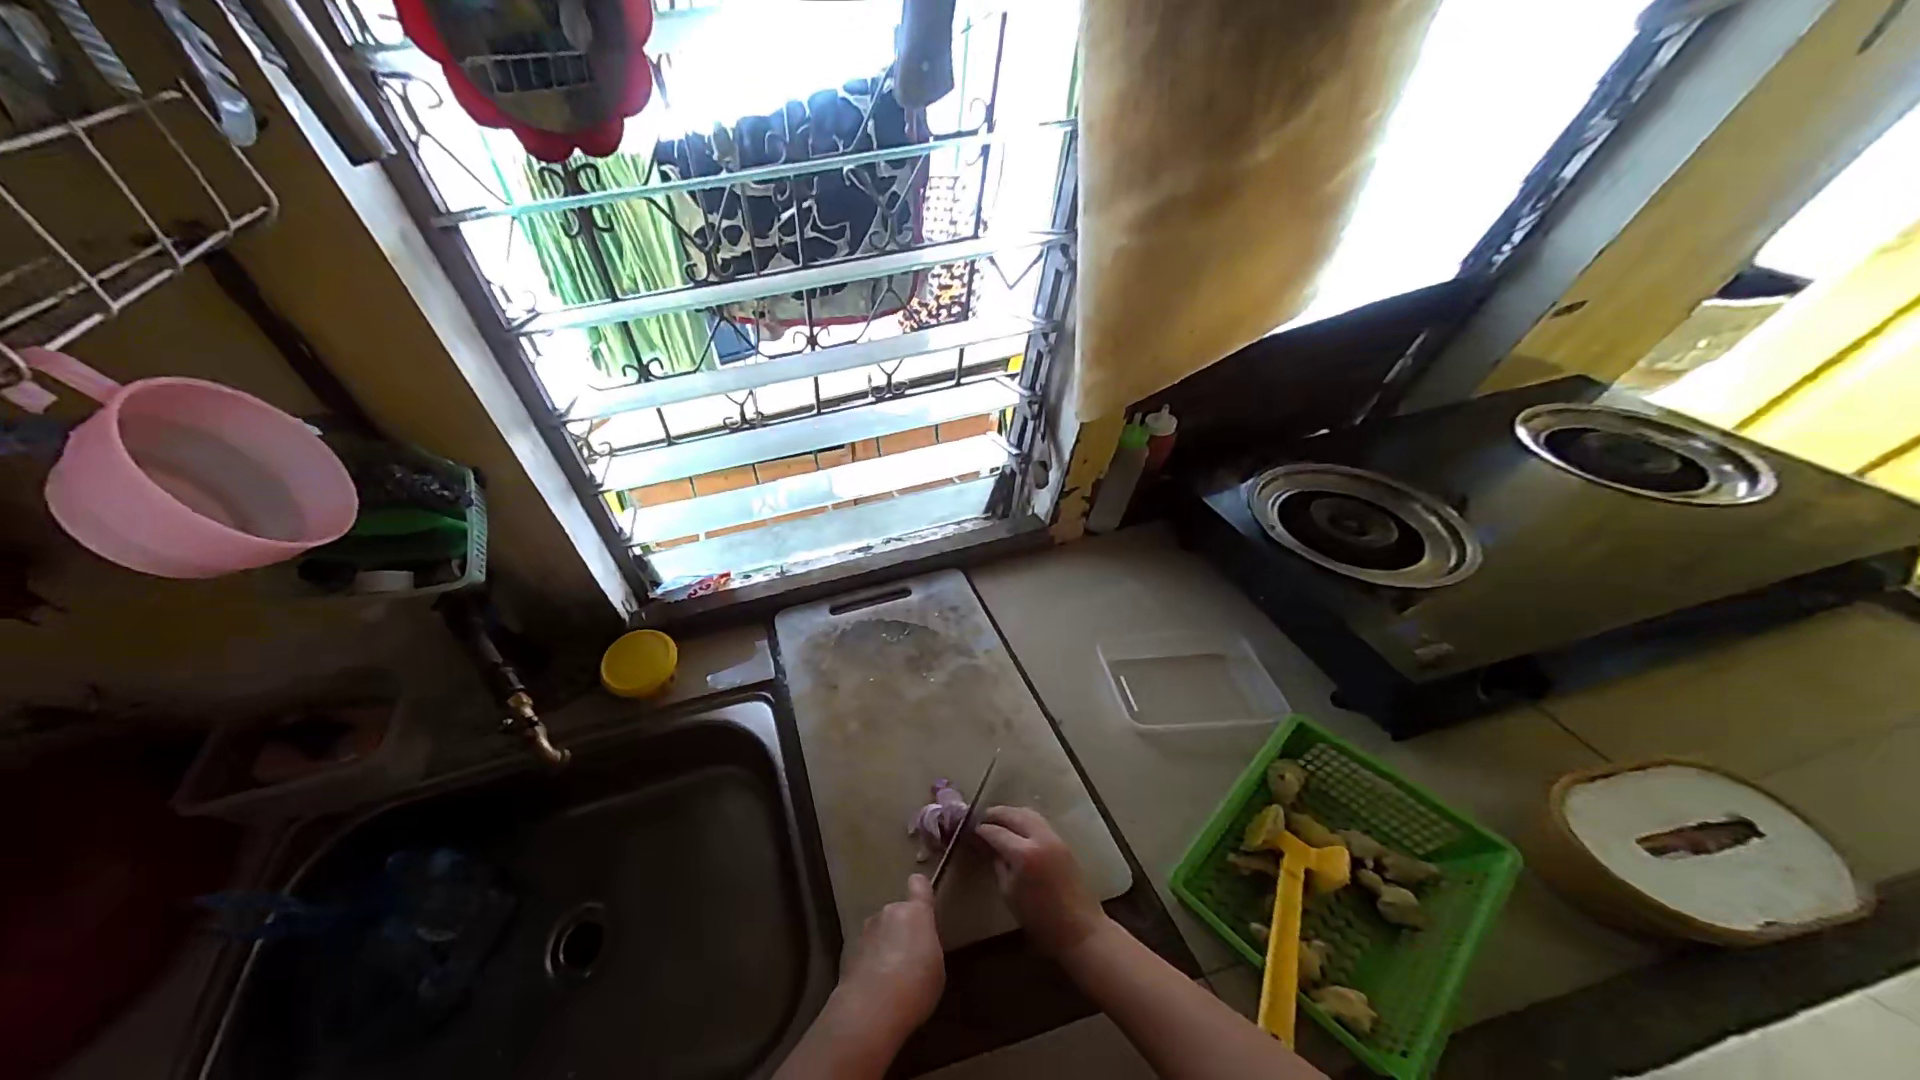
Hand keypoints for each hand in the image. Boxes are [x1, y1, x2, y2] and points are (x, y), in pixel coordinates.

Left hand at [833, 873, 944, 1042]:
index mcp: (915, 913)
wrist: (870, 1010)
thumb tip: (916, 944)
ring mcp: (865, 930)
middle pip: (897, 913)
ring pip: (879, 931)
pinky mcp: (847, 951)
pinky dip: (868, 962)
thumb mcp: (936, 966)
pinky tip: (872, 987)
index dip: (920, 890)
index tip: (922, 900)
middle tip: (908, 958)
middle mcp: (888, 912)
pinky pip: (864, 950)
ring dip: (883, 945)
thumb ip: (927, 944)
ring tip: (889, 977)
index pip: (919, 885)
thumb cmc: (915, 986)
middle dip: (901, 929)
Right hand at [975, 806, 1107, 955]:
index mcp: (1023, 854)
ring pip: (1027, 813)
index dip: (980, 830)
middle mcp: (1039, 838)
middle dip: (994, 814)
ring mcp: (1053, 837)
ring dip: (1010, 814)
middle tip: (980, 820)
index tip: (969, 830)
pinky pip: (1039, 821)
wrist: (1079, 928)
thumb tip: (985, 845)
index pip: (995, 831)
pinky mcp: (1062, 841)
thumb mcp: (1009, 892)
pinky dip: (1024, 819)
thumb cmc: (1039, 919)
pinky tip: (1015, 828)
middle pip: (1012, 814)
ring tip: (997, 821)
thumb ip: (997, 863)